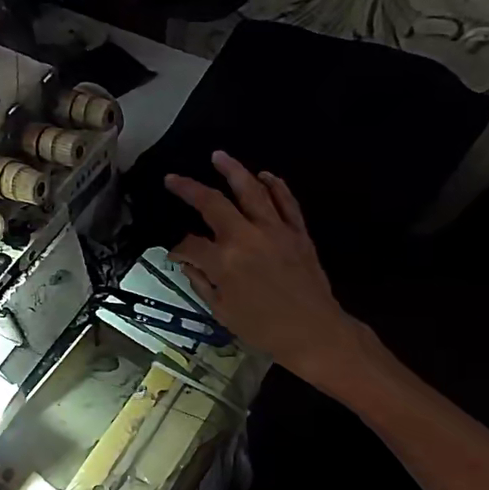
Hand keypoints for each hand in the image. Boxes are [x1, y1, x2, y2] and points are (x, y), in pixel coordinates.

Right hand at [166, 151, 378, 390]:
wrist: (315, 333)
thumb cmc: (263, 328)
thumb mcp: (221, 311)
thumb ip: (201, 281)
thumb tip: (187, 261)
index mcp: (223, 261)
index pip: (190, 243)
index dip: (178, 247)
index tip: (174, 253)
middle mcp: (246, 237)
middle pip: (213, 203)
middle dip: (189, 189)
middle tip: (173, 178)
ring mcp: (275, 231)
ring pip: (252, 190)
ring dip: (233, 170)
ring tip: (218, 156)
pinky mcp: (298, 232)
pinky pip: (286, 202)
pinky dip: (275, 185)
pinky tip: (264, 175)